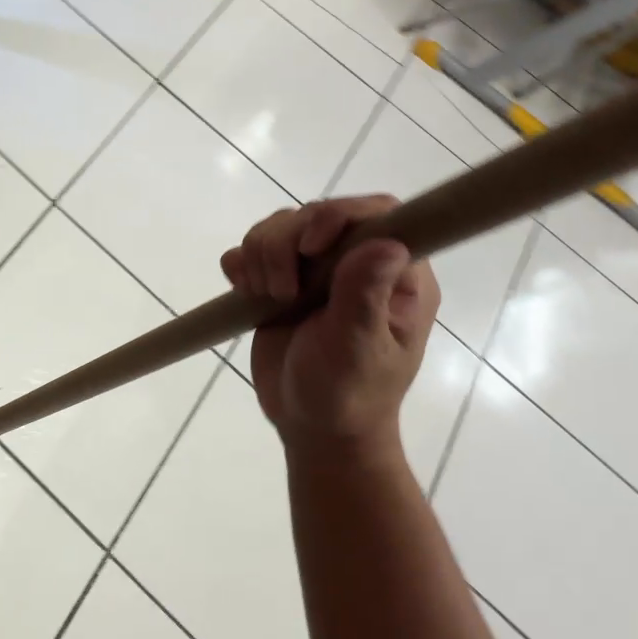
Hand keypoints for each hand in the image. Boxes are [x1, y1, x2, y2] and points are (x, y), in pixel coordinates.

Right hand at [221, 196, 438, 453]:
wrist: (310, 424)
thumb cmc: (348, 393)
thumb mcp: (358, 347)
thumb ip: (365, 294)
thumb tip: (387, 243)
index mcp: (396, 276)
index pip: (375, 214)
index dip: (338, 216)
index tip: (312, 248)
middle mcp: (357, 263)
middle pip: (313, 214)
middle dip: (284, 245)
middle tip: (282, 292)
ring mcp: (315, 270)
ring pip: (277, 226)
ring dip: (260, 257)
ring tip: (267, 298)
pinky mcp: (278, 278)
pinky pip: (249, 248)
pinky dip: (241, 265)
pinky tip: (248, 295)